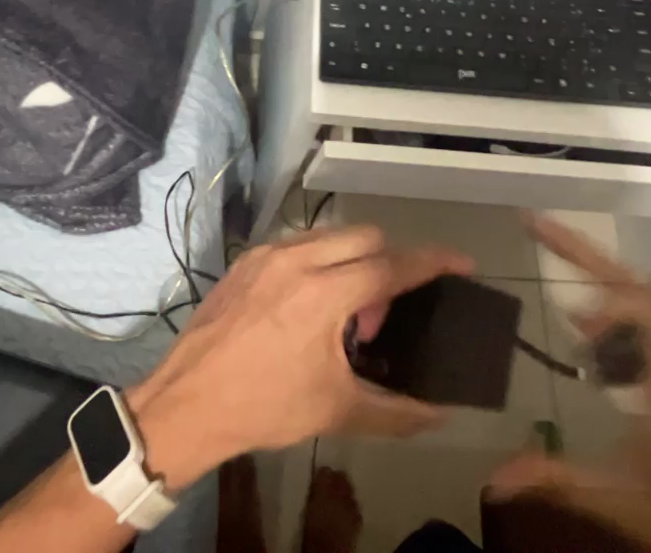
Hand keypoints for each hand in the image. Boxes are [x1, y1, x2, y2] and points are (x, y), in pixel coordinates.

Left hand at [127, 225, 473, 487]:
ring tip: (346, 314)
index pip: (392, 265)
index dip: (432, 261)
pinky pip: (297, 243)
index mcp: (324, 294)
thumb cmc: (264, 406)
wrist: (187, 401)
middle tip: (383, 316)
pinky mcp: (245, 260)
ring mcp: (266, 255)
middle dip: (390, 263)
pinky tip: (310, 305)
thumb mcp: (336, 411)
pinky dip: (319, 261)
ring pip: (329, 234)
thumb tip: (441, 416)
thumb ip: (397, 412)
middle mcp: (297, 259)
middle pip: (365, 237)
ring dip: (352, 261)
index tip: (463, 261)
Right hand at [486, 213, 650, 552]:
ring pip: (650, 308)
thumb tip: (492, 479)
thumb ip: (559, 481)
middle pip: (641, 287)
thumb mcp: (626, 504)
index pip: (646, 307)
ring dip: (601, 285)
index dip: (605, 297)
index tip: (572, 323)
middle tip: (537, 225)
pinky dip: (619, 320)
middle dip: (586, 253)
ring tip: (556, 277)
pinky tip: (596, 344)